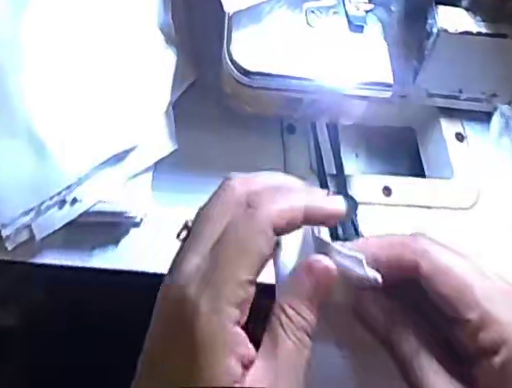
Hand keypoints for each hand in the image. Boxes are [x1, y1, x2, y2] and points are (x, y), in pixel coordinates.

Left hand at [133, 173, 347, 387]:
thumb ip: (295, 324)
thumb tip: (324, 262)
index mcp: (206, 299)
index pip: (256, 216)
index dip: (302, 202)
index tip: (338, 211)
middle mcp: (183, 276)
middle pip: (232, 195)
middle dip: (283, 187)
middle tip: (323, 206)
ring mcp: (173, 282)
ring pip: (217, 205)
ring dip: (264, 196)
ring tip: (306, 213)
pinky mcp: (174, 294)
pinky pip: (209, 228)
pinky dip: (245, 216)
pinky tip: (273, 237)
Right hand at [346, 234, 511, 387]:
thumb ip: (405, 344)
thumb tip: (361, 296)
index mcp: (500, 309)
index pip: (429, 253)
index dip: (380, 249)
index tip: (338, 260)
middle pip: (441, 254)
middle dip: (390, 258)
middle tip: (345, 276)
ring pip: (452, 269)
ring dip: (408, 275)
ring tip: (365, 289)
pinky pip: (468, 293)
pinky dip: (432, 294)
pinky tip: (404, 308)